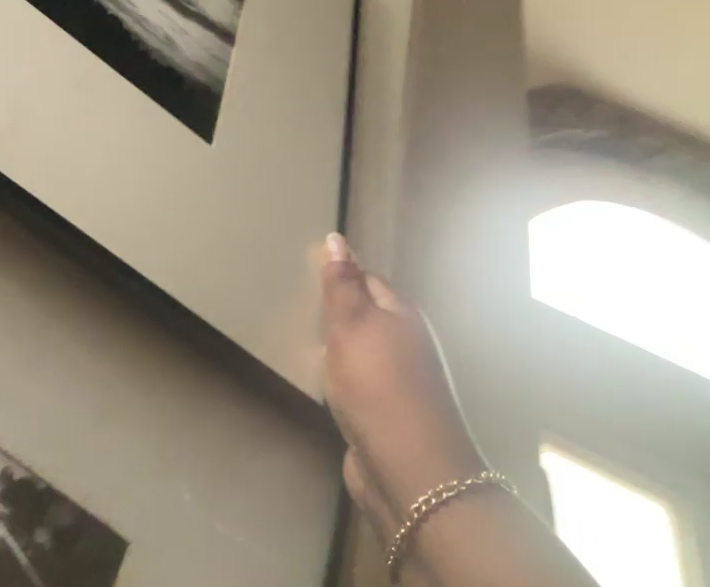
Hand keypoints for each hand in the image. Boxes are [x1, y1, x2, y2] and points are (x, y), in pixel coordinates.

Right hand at [320, 235, 486, 546]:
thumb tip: (336, 237)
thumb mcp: (353, 325)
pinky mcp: (389, 415)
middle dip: (339, 308)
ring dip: (339, 344)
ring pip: (365, 350)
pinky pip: (361, 382)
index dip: (341, 271)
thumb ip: (341, 284)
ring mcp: (402, 382)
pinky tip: (323, 381)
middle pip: (370, 314)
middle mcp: (408, 344)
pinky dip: (342, 376)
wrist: (411, 472)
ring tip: (302, 337)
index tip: (306, 268)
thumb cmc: (378, 387)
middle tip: (298, 302)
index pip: (368, 279)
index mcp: (402, 315)